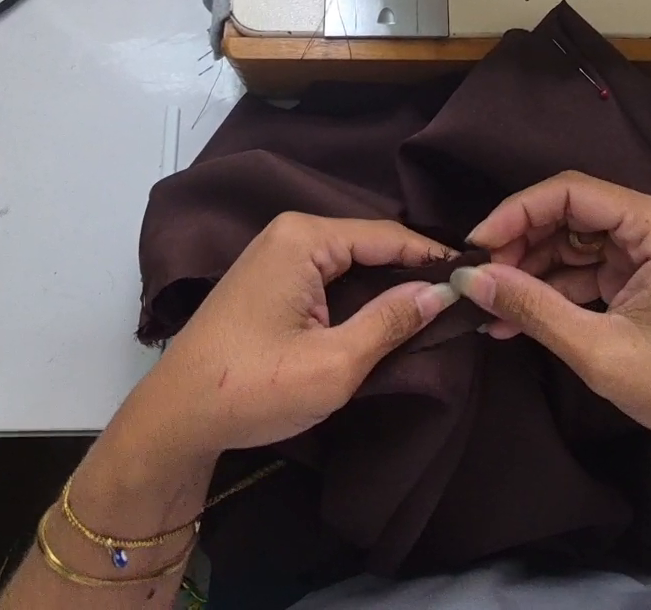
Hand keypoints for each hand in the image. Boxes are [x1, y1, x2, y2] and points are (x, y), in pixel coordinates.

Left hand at [118, 214, 458, 461]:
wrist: (175, 417)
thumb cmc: (252, 388)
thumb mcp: (333, 364)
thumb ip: (390, 322)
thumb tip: (441, 293)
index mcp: (303, 238)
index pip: (386, 236)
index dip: (432, 255)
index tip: (474, 273)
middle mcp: (288, 232)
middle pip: (368, 243)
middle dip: (411, 267)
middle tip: (459, 293)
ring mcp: (275, 253)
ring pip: (350, 259)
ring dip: (386, 281)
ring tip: (434, 303)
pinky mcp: (270, 278)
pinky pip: (329, 273)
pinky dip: (360, 291)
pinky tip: (385, 311)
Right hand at [450, 172, 650, 458]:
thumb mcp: (600, 352)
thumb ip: (532, 308)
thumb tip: (469, 279)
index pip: (573, 192)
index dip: (517, 212)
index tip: (475, 247)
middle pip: (570, 211)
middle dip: (521, 243)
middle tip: (480, 279)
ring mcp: (649, 248)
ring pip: (572, 238)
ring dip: (530, 269)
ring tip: (490, 305)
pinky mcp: (642, 273)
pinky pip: (585, 266)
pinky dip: (552, 289)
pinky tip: (516, 317)